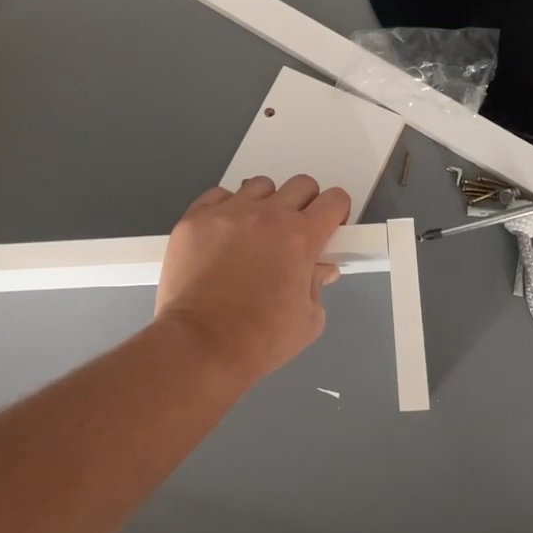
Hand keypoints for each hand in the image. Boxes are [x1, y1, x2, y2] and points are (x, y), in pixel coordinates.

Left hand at [155, 175, 349, 384]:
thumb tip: (319, 271)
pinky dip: (226, 209)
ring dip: (265, 204)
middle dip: (305, 205)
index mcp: (301, 237)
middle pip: (301, 185)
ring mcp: (228, 213)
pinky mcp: (195, 219)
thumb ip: (318, 285)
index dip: (336, 212)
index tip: (330, 226)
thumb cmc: (259, 339)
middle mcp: (267, 215)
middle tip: (295, 233)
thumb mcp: (308, 320)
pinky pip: (218, 195)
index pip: (334, 200)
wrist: (200, 347)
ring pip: (260, 186)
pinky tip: (224, 234)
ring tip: (256, 233)